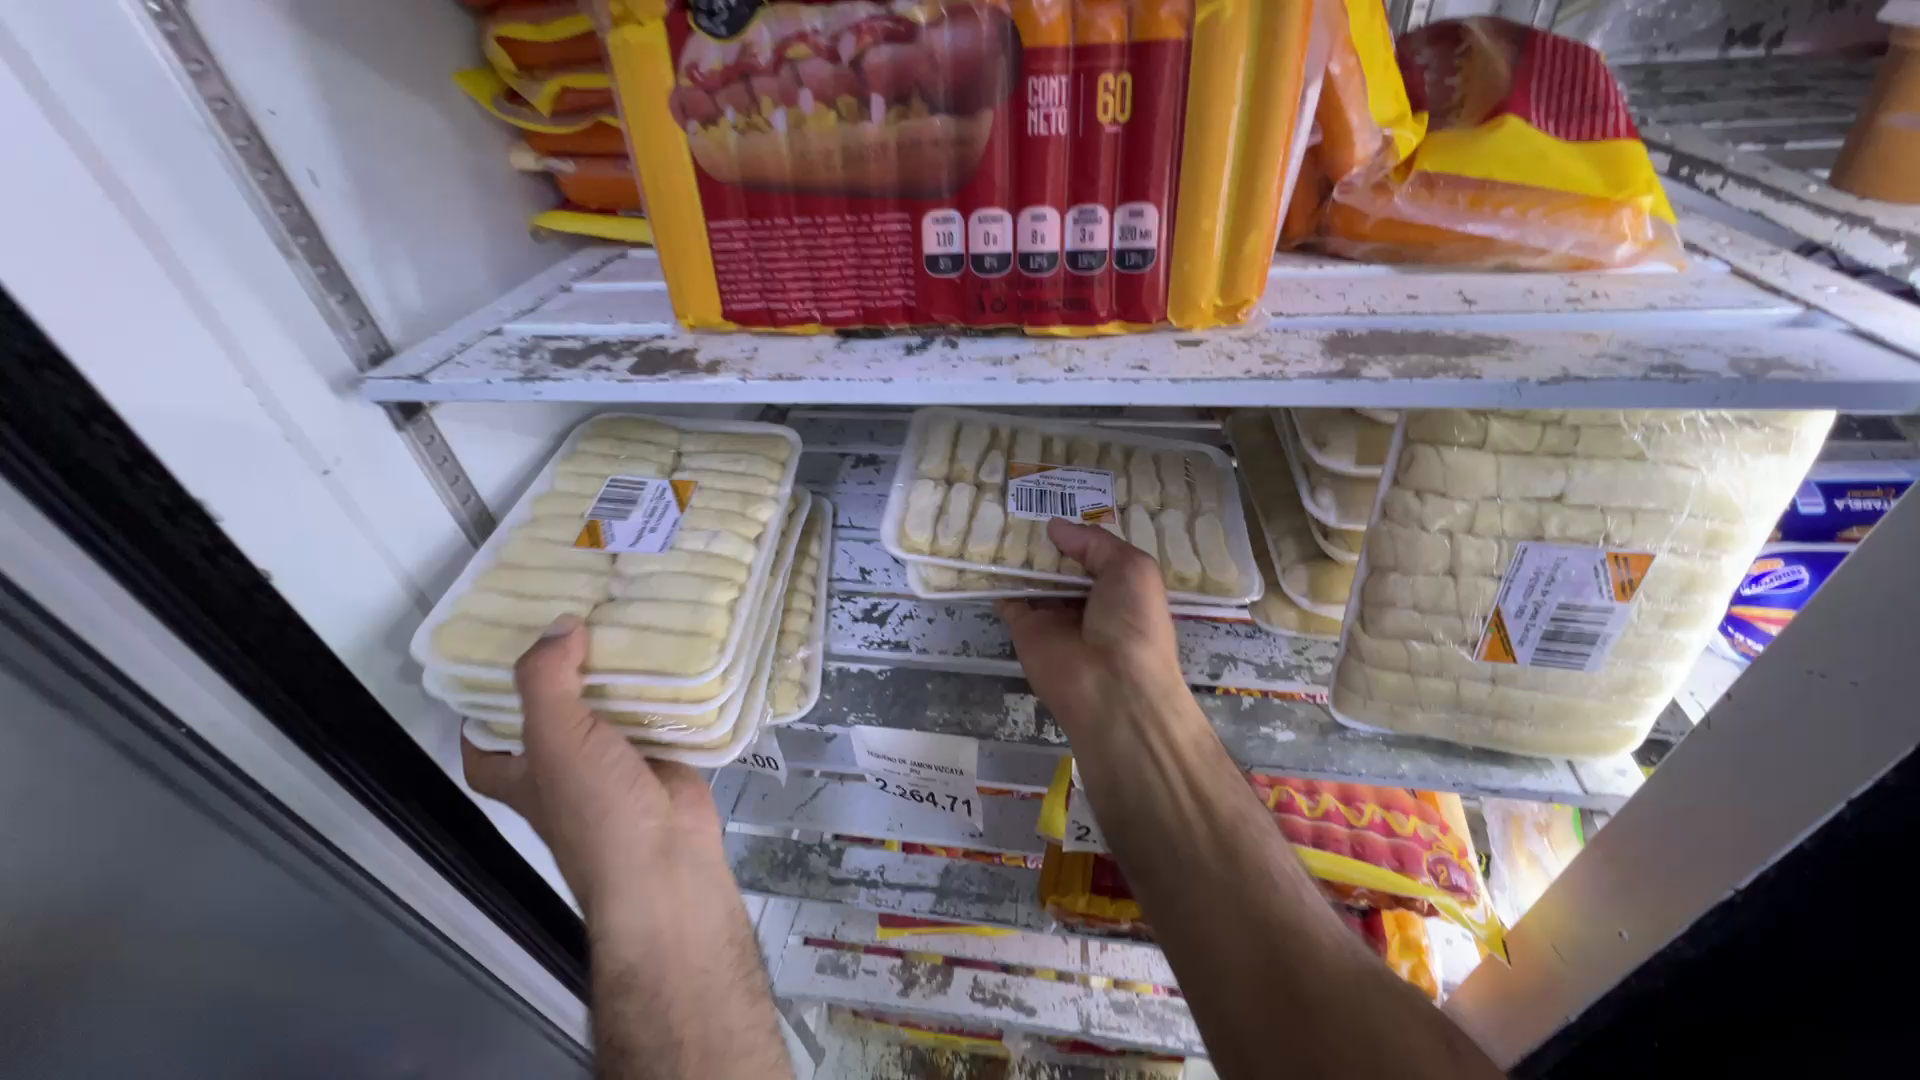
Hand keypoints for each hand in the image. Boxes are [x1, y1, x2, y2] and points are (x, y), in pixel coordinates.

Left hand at [462, 615, 723, 911]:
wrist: (664, 857)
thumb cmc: (594, 805)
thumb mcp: (553, 737)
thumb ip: (546, 679)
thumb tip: (560, 623)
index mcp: (525, 775)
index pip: (486, 746)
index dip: (486, 710)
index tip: (501, 662)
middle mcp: (567, 770)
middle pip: (558, 715)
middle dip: (568, 678)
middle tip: (578, 623)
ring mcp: (618, 766)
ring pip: (613, 712)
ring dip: (621, 679)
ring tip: (628, 624)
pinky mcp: (662, 760)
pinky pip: (660, 718)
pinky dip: (666, 694)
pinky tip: (675, 658)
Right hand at [994, 519, 1194, 740]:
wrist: (1111, 686)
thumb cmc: (1133, 622)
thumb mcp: (1131, 568)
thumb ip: (1094, 543)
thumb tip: (1055, 526)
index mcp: (1118, 588)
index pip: (1094, 555)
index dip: (1077, 534)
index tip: (1055, 503)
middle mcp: (1085, 601)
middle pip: (1060, 565)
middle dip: (1044, 540)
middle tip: (1020, 504)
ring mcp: (1053, 615)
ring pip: (1032, 579)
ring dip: (1018, 556)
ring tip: (999, 518)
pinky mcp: (1025, 629)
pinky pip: (1007, 600)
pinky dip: (997, 580)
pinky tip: (986, 553)